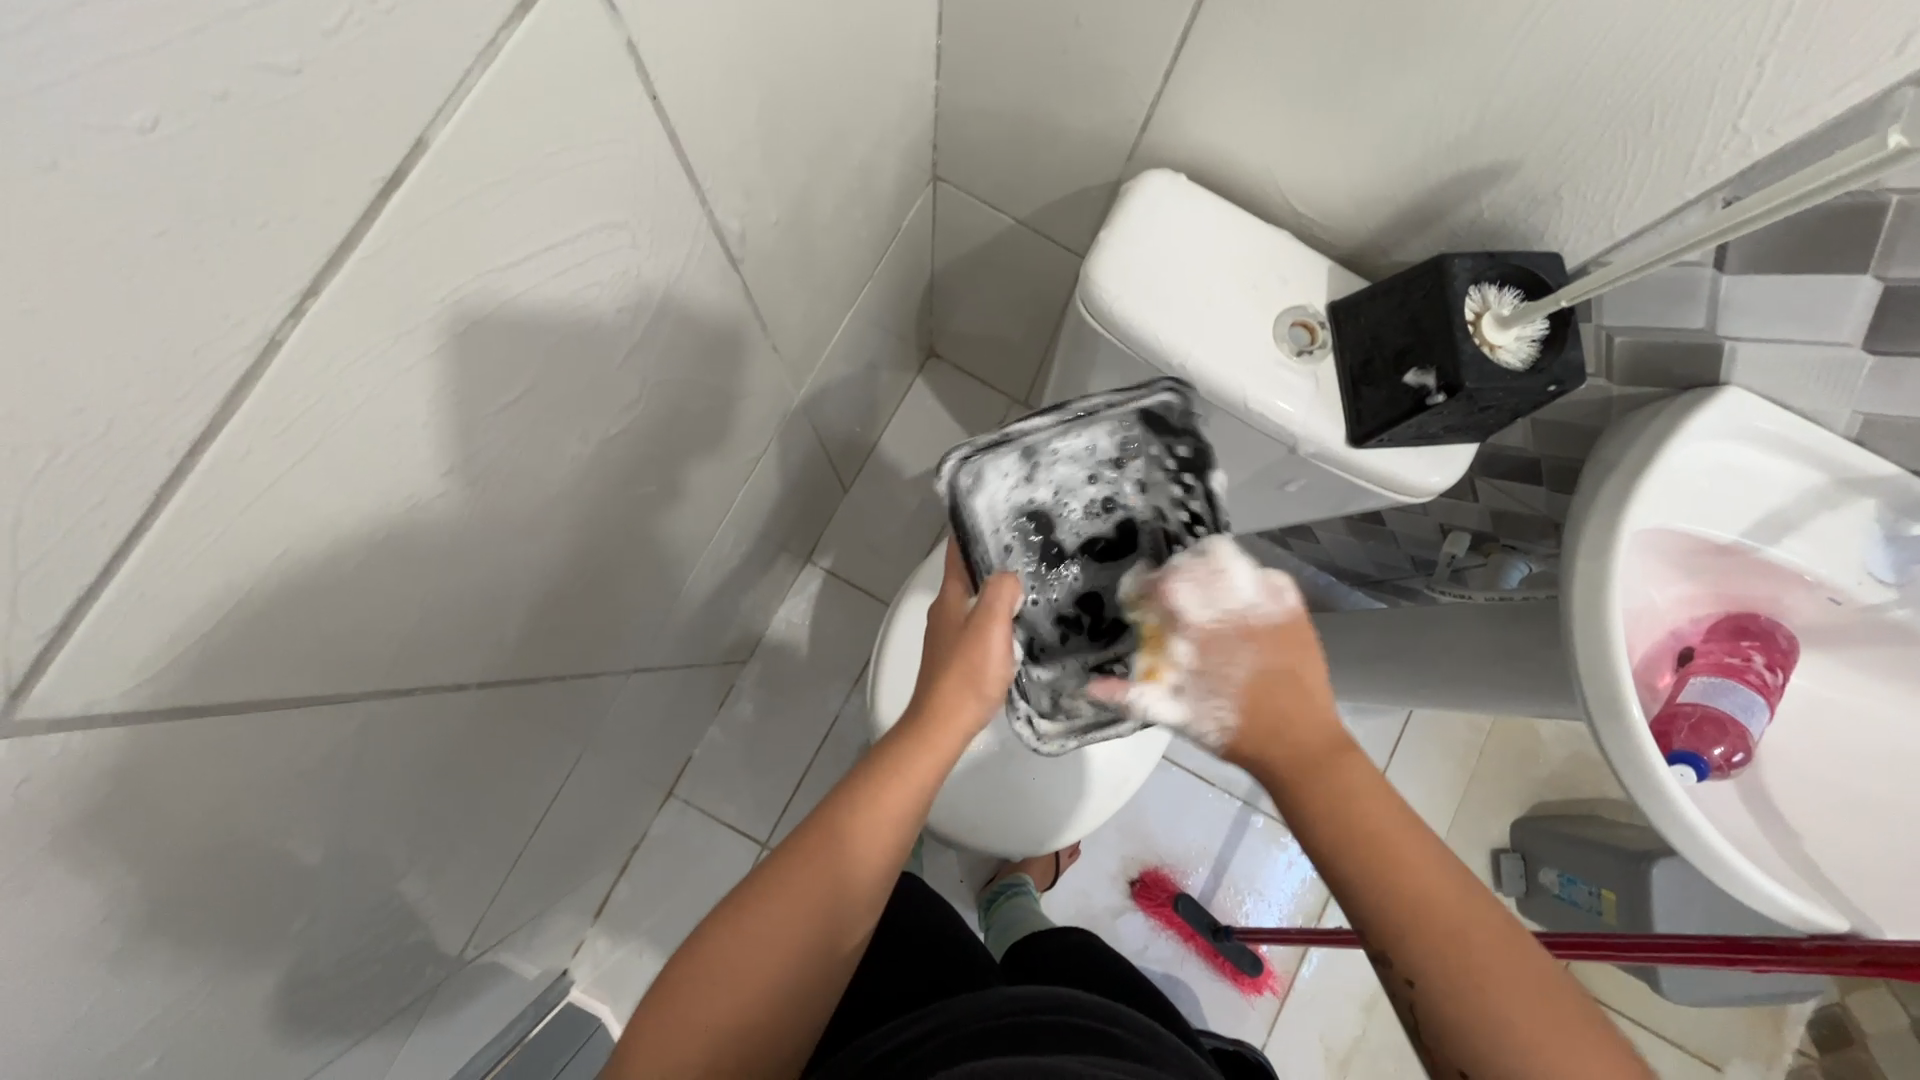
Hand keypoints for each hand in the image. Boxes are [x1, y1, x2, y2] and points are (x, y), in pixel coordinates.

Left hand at [904, 539, 1023, 735]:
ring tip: (1029, 588)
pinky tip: (1017, 629)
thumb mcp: (990, 626)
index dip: (970, 533)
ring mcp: (948, 638)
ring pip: (974, 605)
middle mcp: (944, 613)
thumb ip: (1001, 593)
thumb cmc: (967, 673)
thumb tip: (1009, 578)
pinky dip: (997, 621)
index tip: (993, 516)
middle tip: (1026, 554)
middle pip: (967, 579)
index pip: (956, 554)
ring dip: (996, 595)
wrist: (943, 724)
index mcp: (949, 599)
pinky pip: (979, 629)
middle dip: (991, 564)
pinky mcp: (956, 660)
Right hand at [1089, 536, 1343, 768]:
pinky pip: (1265, 574)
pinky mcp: (1292, 608)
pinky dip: (1247, 578)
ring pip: (1230, 557)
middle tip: (1173, 589)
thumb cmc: (1233, 732)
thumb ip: (1132, 697)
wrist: (1298, 744)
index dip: (1147, 583)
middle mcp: (1230, 609)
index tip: (1142, 596)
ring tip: (1205, 586)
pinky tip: (1242, 600)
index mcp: (1199, 632)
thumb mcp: (1177, 718)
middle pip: (1195, 560)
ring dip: (1209, 564)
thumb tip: (1087, 688)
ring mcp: (1264, 604)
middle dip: (1177, 569)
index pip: (1164, 583)